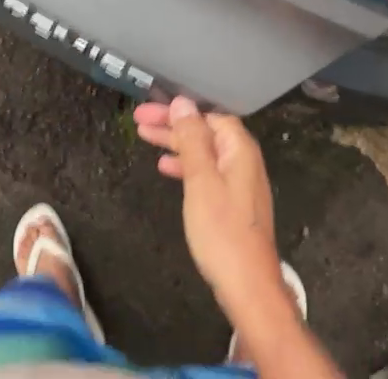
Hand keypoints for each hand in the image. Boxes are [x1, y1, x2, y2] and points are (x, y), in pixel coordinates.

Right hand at [135, 97, 286, 315]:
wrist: (248, 285)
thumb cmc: (221, 230)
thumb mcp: (201, 180)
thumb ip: (192, 139)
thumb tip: (184, 102)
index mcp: (239, 149)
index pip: (208, 116)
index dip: (178, 111)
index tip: (148, 112)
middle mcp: (243, 160)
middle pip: (205, 132)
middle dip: (173, 125)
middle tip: (139, 121)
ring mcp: (239, 182)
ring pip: (204, 152)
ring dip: (176, 144)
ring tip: (146, 139)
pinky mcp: (233, 202)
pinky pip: (206, 171)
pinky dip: (186, 166)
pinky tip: (166, 169)